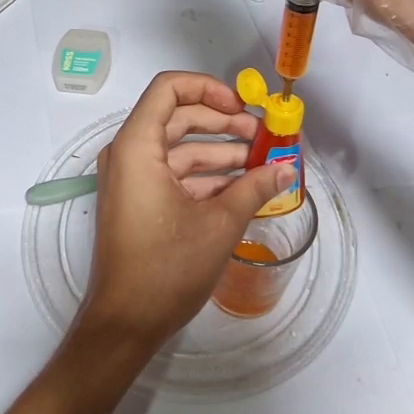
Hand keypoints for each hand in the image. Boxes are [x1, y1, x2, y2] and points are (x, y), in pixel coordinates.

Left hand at [75, 71, 295, 349]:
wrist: (125, 324)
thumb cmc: (166, 268)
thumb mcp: (219, 224)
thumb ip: (255, 188)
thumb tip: (287, 168)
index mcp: (137, 147)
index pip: (169, 89)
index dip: (209, 89)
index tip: (243, 108)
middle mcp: (128, 155)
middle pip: (177, 117)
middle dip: (223, 122)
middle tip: (263, 137)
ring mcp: (130, 179)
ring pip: (178, 148)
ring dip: (219, 152)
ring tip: (262, 164)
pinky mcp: (137, 202)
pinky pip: (172, 174)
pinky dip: (205, 177)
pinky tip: (241, 189)